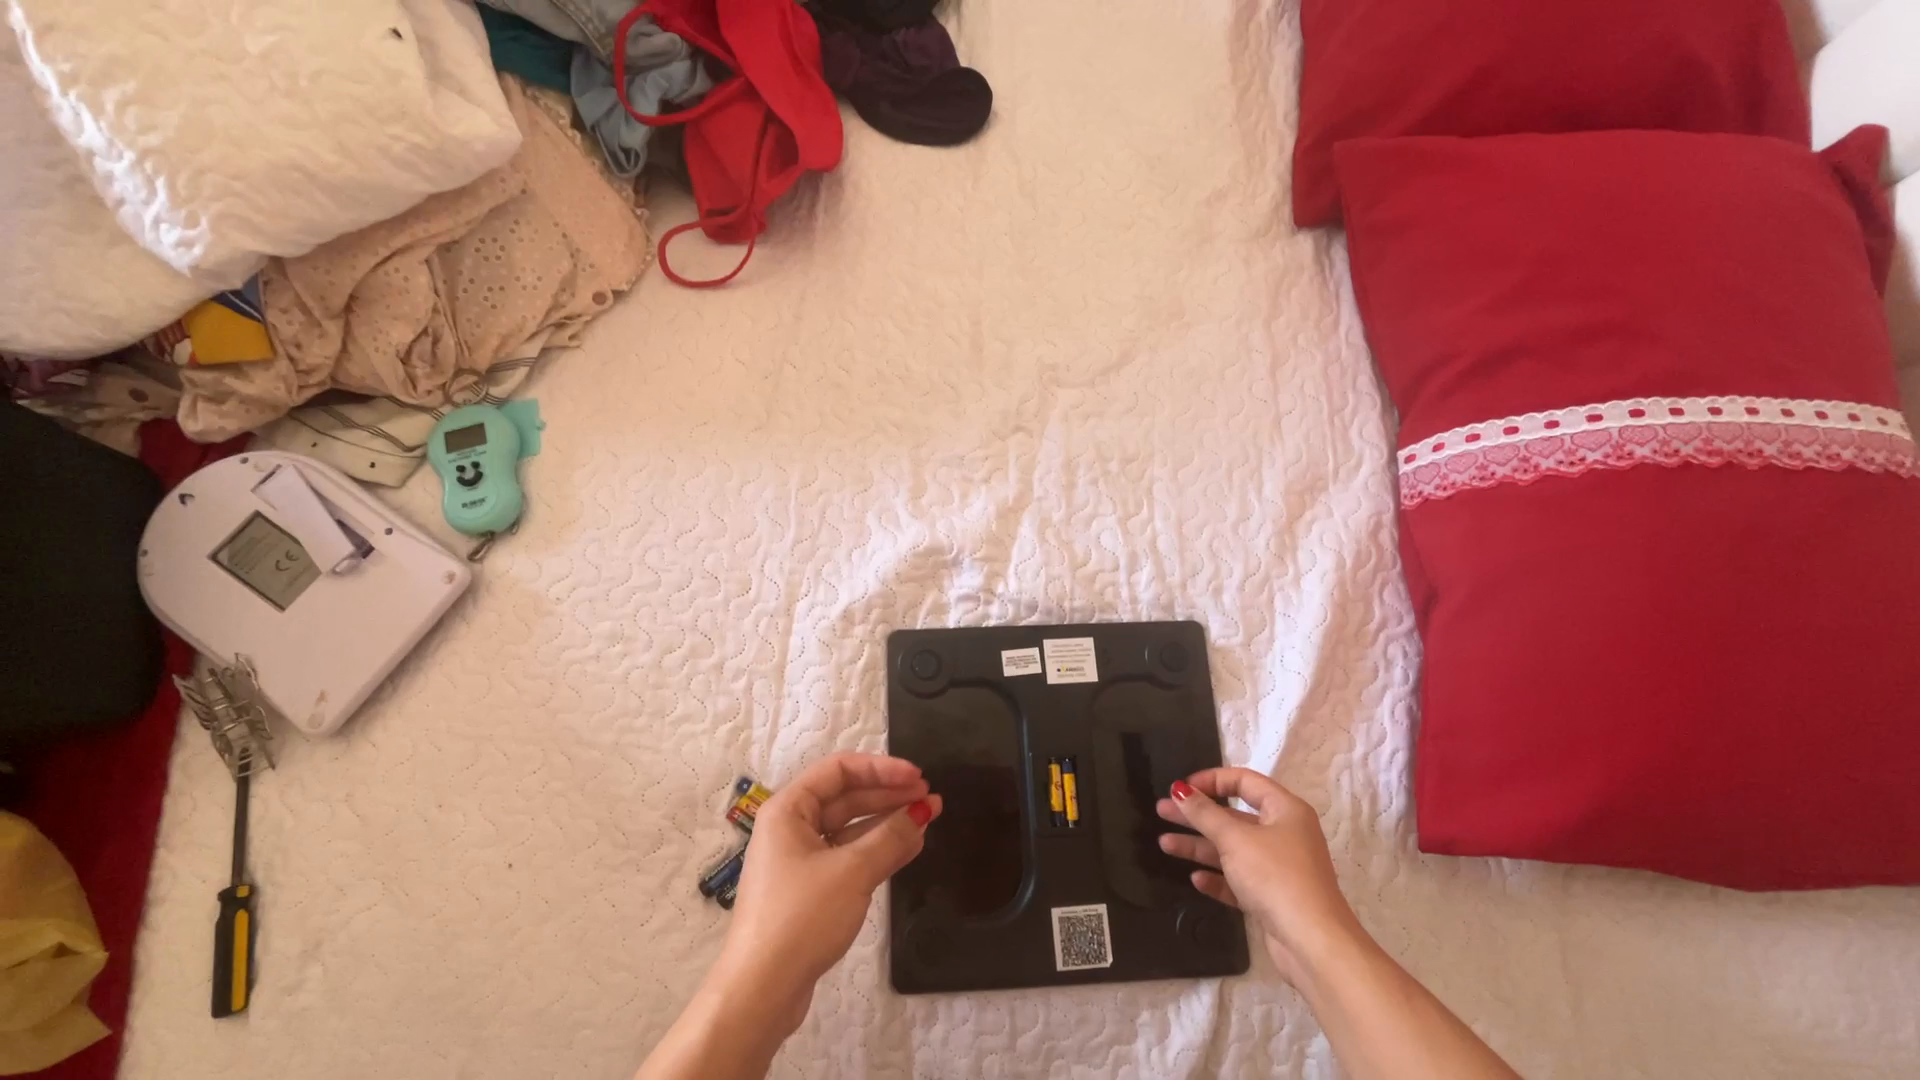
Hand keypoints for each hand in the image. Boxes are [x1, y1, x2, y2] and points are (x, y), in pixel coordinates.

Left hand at [709, 753, 942, 1032]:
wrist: (762, 990)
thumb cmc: (801, 918)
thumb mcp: (852, 872)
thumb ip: (891, 837)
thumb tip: (923, 811)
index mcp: (788, 809)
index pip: (839, 770)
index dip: (881, 768)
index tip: (918, 777)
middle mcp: (790, 827)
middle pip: (846, 797)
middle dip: (889, 795)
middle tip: (931, 798)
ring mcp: (799, 859)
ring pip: (850, 827)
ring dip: (888, 822)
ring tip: (928, 819)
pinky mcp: (810, 888)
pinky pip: (848, 855)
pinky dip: (877, 849)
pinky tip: (909, 847)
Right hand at [1156, 767, 1360, 985]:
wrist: (1312, 942)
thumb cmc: (1276, 876)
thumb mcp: (1235, 839)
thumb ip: (1205, 813)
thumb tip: (1180, 789)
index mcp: (1285, 810)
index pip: (1244, 781)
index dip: (1211, 780)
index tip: (1181, 788)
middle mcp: (1284, 834)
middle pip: (1233, 817)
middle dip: (1197, 815)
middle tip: (1162, 811)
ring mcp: (1278, 867)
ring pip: (1232, 850)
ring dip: (1199, 846)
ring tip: (1165, 844)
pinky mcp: (1271, 897)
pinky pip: (1239, 880)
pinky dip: (1218, 878)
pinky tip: (1196, 879)